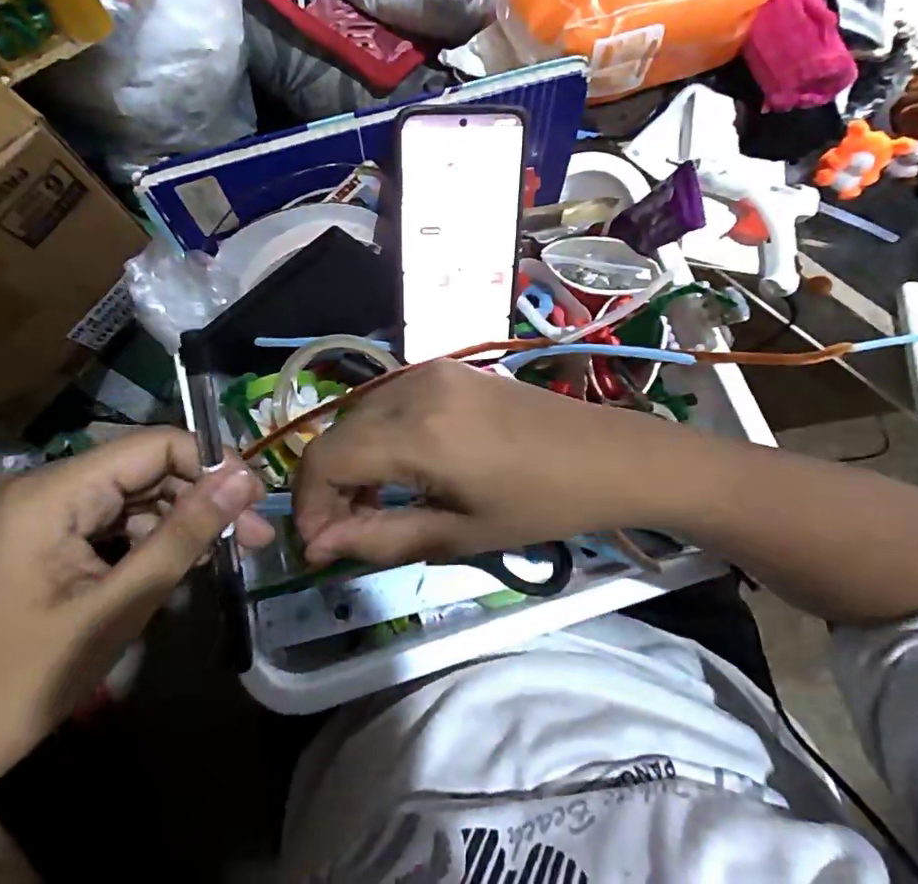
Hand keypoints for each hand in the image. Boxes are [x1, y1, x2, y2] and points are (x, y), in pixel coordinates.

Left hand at [0, 430, 270, 869]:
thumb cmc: (18, 684)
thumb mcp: (117, 607)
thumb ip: (184, 535)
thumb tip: (245, 478)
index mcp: (46, 494)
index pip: (153, 446)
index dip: (212, 466)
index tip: (256, 503)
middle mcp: (32, 486)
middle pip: (139, 470)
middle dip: (199, 498)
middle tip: (252, 537)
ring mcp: (24, 512)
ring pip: (123, 497)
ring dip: (173, 522)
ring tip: (219, 557)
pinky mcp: (24, 538)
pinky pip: (97, 522)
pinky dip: (137, 541)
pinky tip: (170, 566)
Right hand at [293, 361, 680, 566]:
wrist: (608, 455)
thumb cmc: (541, 504)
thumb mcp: (459, 533)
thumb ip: (379, 538)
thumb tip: (316, 546)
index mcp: (416, 431)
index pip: (324, 459)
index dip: (309, 506)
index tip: (321, 548)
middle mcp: (414, 386)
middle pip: (336, 433)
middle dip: (328, 487)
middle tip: (347, 535)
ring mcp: (431, 370)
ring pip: (358, 416)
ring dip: (352, 461)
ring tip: (374, 509)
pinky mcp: (447, 368)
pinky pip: (388, 402)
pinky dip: (378, 437)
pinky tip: (401, 470)